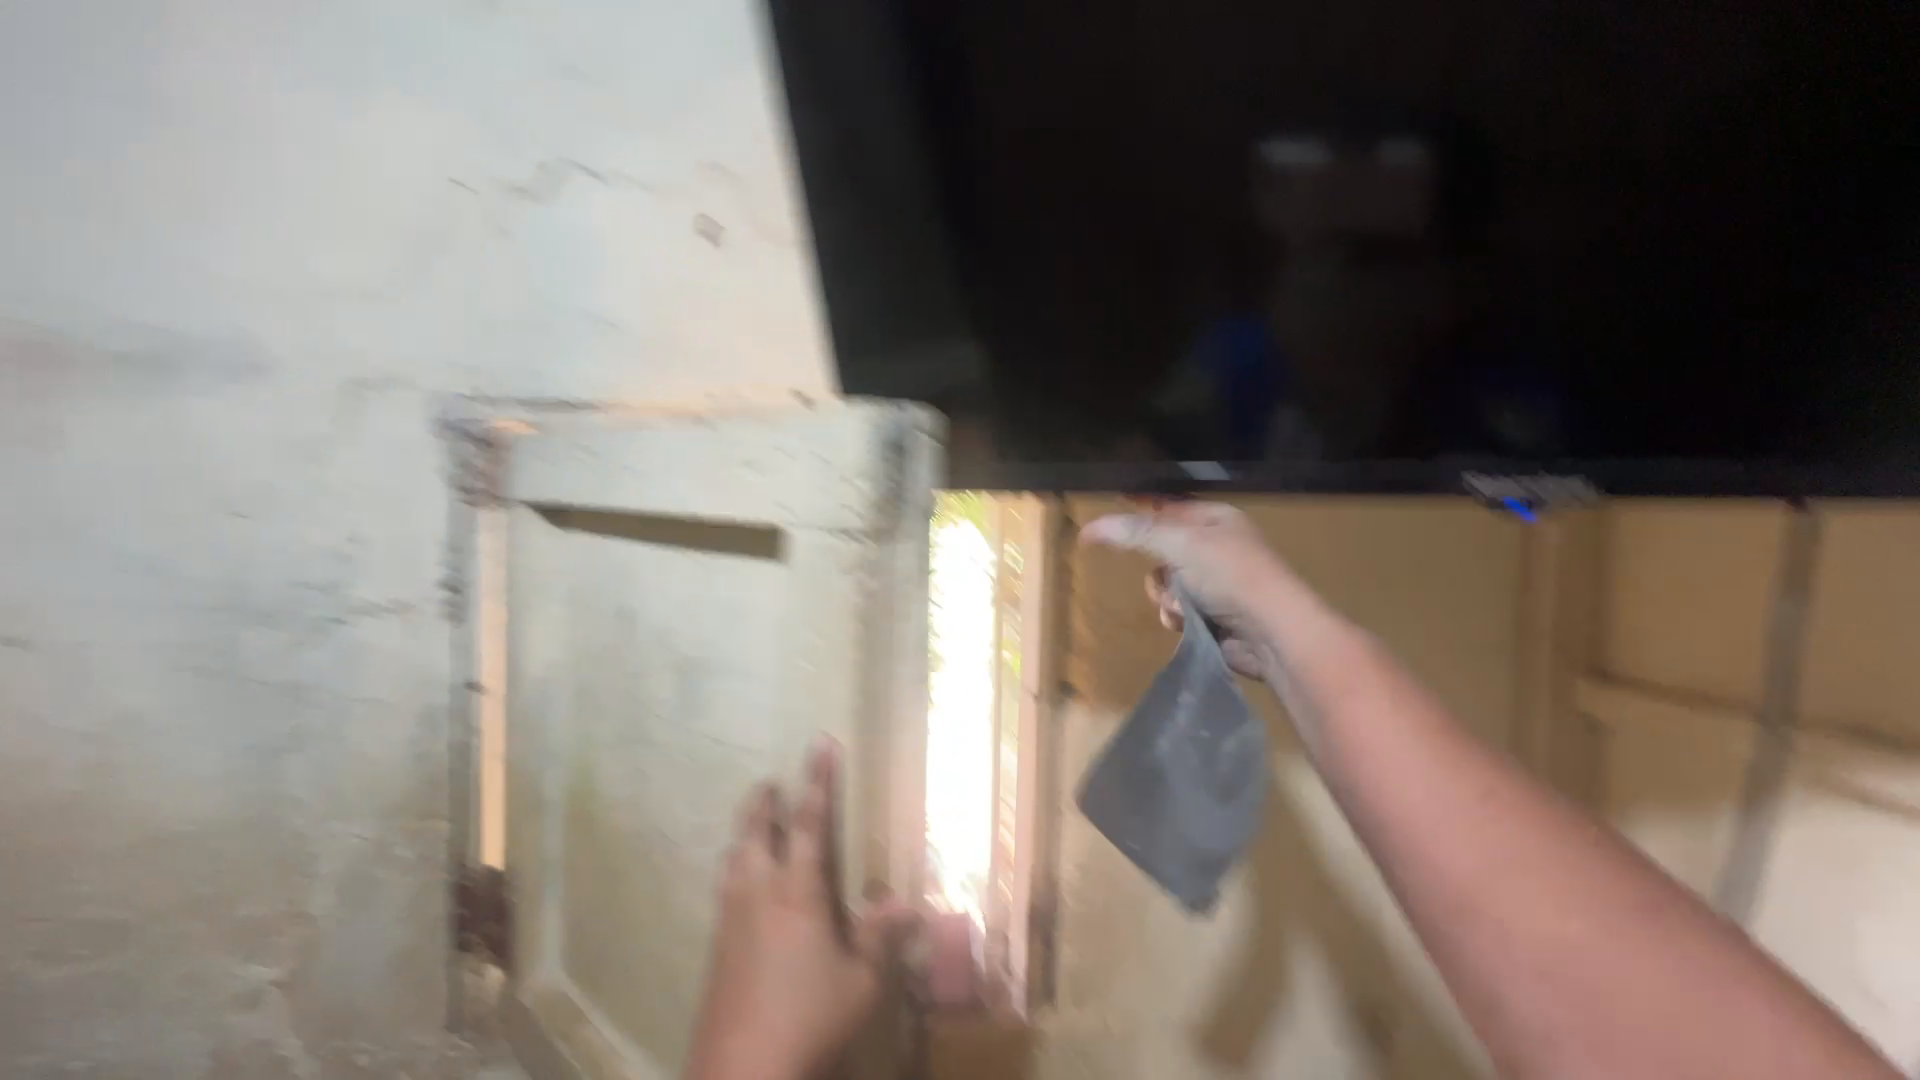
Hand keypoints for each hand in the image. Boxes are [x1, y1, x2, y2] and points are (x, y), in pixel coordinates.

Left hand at [685, 738, 918, 1079]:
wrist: (741, 1069)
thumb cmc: (809, 1016)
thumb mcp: (860, 981)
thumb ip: (880, 936)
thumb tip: (907, 902)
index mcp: (799, 890)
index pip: (809, 820)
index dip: (818, 779)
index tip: (820, 743)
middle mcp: (759, 891)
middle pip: (755, 830)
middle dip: (763, 801)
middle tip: (771, 782)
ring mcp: (731, 917)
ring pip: (732, 858)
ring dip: (744, 834)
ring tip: (752, 829)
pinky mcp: (715, 946)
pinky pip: (723, 889)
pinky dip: (734, 870)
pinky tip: (740, 889)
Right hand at [1080, 501, 1291, 677]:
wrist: (1272, 633)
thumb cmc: (1231, 575)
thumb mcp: (1180, 544)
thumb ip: (1135, 533)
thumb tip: (1088, 529)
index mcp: (1215, 518)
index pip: (1167, 504)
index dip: (1139, 505)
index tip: (1110, 503)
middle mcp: (1214, 547)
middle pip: (1159, 549)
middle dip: (1156, 567)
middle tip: (1165, 574)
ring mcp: (1214, 583)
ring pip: (1163, 583)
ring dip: (1166, 597)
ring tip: (1183, 607)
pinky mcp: (1211, 615)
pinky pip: (1174, 610)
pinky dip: (1176, 617)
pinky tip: (1187, 623)